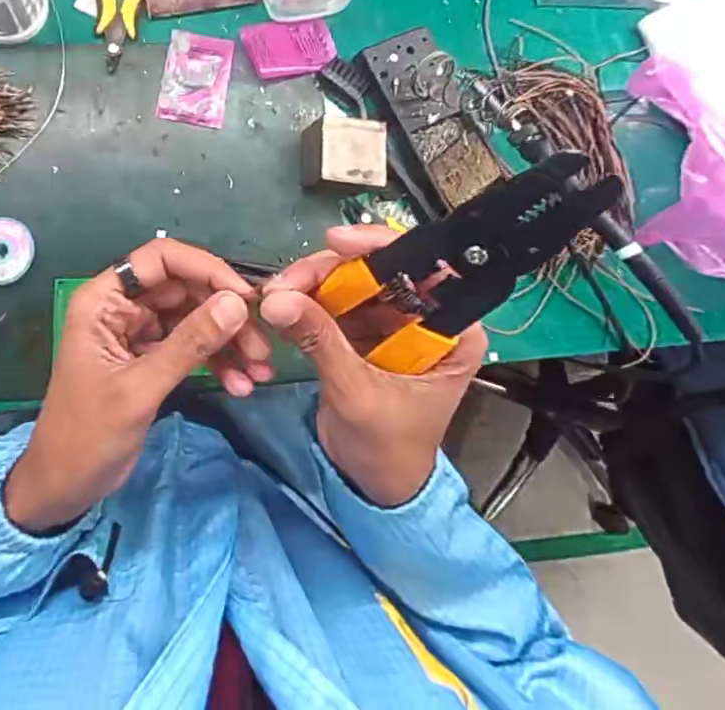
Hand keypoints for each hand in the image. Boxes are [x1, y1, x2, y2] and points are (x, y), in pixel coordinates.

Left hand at [4, 239, 268, 531]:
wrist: (64, 484)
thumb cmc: (88, 433)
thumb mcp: (140, 388)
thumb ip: (189, 344)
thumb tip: (236, 303)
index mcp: (103, 299)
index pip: (159, 259)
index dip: (204, 268)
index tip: (244, 295)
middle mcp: (120, 306)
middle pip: (183, 289)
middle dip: (225, 313)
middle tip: (261, 344)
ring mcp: (136, 332)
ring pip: (192, 318)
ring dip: (227, 341)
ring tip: (260, 369)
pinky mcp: (149, 357)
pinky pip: (190, 347)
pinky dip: (216, 361)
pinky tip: (241, 384)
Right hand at [260, 225, 485, 507]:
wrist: (370, 482)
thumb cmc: (386, 446)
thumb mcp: (355, 392)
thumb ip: (320, 341)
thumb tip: (276, 299)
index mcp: (450, 330)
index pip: (424, 268)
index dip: (381, 247)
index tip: (335, 243)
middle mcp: (423, 316)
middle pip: (377, 268)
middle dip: (328, 269)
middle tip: (284, 283)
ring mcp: (389, 321)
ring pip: (349, 280)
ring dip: (309, 283)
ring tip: (274, 296)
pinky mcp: (360, 329)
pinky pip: (331, 300)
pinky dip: (304, 299)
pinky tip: (281, 306)